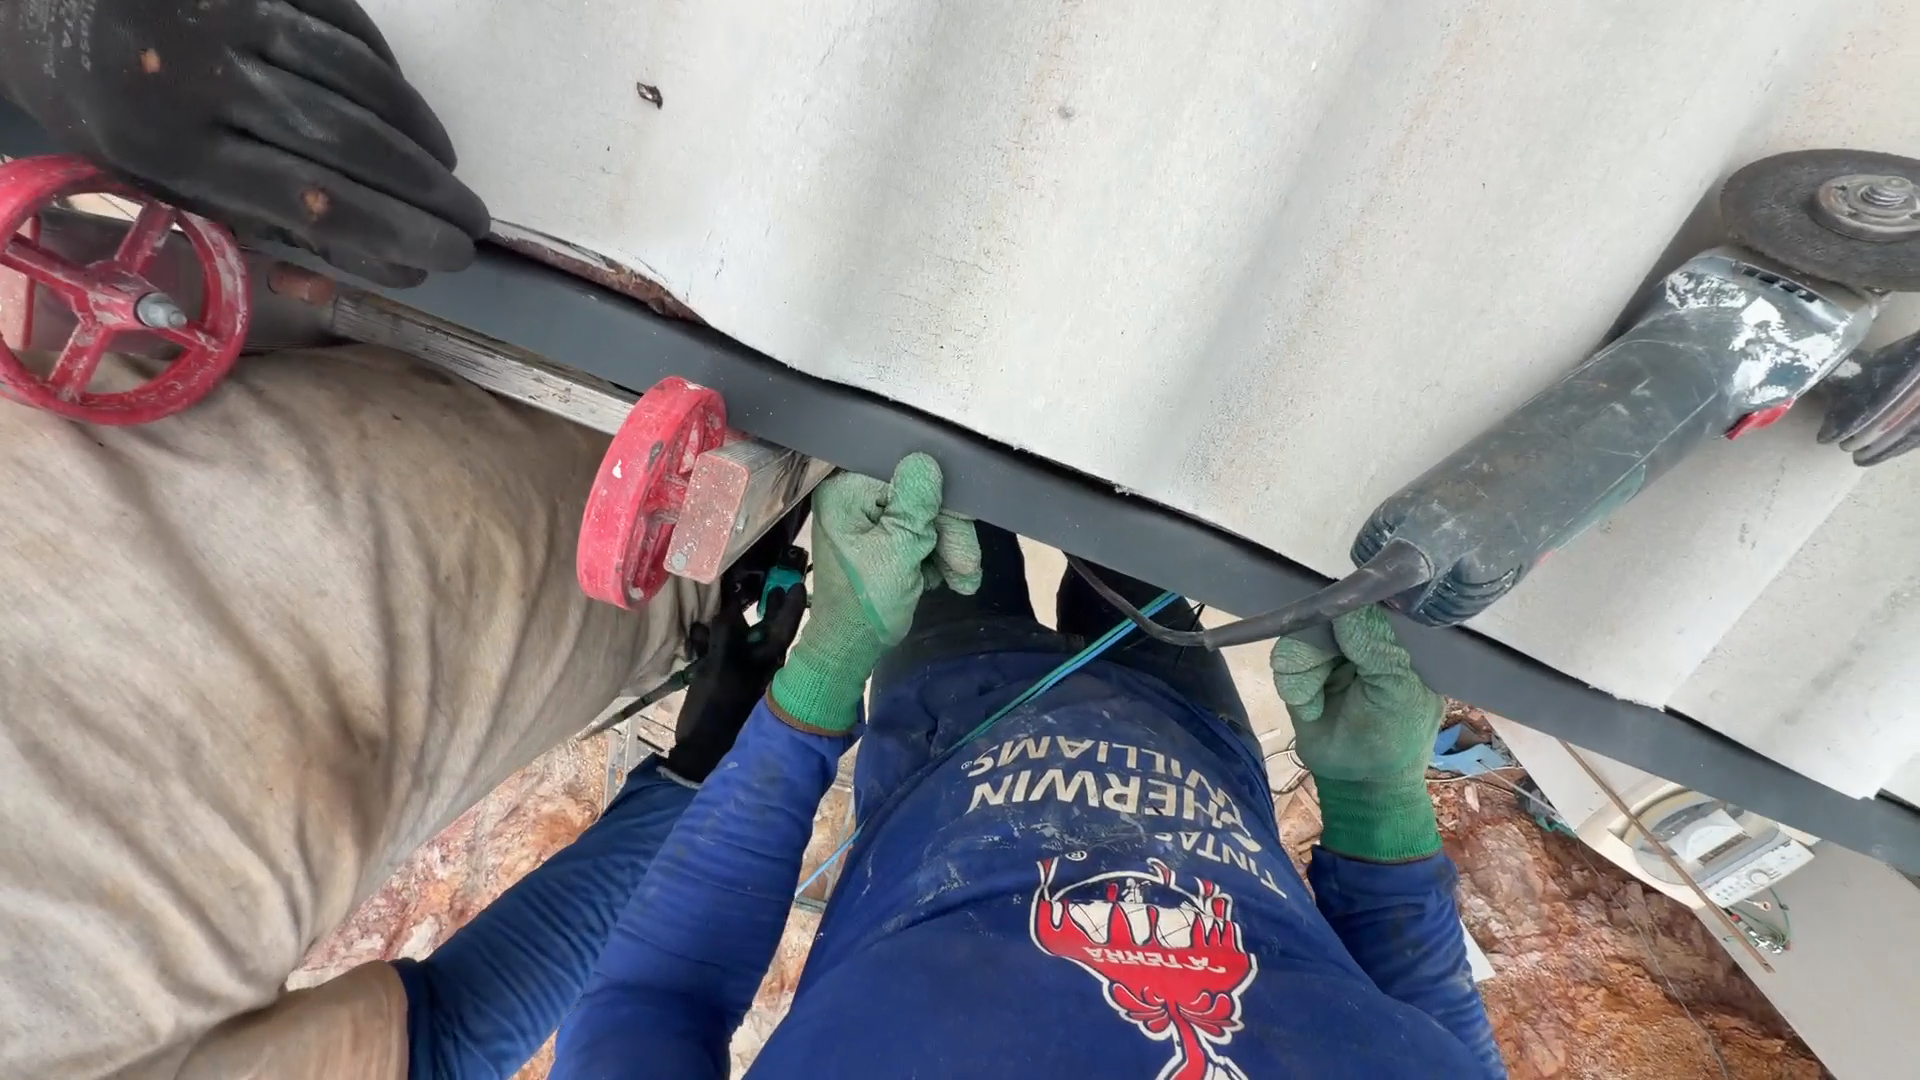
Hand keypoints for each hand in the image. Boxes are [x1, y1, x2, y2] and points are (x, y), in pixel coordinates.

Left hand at [0, 0, 488, 285]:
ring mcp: (221, 8)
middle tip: (474, 221)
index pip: (316, 204)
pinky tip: (408, 110)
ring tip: (447, 168)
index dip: (403, 237)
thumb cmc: (108, 105)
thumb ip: (271, 227)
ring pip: (362, 84)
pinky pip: (349, 27)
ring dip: (424, 137)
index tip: (456, 257)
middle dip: (431, 192)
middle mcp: (190, 74)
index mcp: (164, 147)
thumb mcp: (165, 182)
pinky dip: (393, 76)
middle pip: (351, 144)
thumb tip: (390, 268)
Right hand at [661, 584, 807, 783]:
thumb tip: (730, 608)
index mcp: (770, 663)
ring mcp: (744, 674)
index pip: (786, 628)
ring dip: (734, 623)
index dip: (791, 605)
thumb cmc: (717, 708)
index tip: (798, 584)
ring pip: (744, 639)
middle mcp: (763, 666)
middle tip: (771, 585)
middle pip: (768, 630)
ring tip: (725, 602)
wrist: (700, 749)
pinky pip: (724, 653)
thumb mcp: (721, 667)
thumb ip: (726, 635)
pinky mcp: (725, 681)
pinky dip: (713, 641)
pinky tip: (698, 633)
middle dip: (769, 608)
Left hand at [769, 452, 981, 733]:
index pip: (908, 478)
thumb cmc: (866, 604)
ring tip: (960, 581)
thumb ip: (915, 506)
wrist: (851, 649)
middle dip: (949, 535)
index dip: (942, 507)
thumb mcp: (896, 553)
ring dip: (948, 549)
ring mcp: (869, 516)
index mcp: (846, 492)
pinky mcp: (882, 534)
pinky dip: (935, 555)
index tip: (962, 542)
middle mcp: (854, 496)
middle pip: (920, 497)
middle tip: (965, 569)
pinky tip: (940, 578)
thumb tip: (927, 460)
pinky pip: (920, 532)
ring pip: (926, 516)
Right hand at [1269, 606, 1443, 861]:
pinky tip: (1310, 708)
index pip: (1373, 603)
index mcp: (1397, 642)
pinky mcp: (1299, 670)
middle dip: (1320, 643)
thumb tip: (1348, 607)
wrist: (1358, 783)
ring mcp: (1327, 654)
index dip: (1354, 600)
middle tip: (1328, 667)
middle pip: (1328, 614)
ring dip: (1305, 671)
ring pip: (1300, 636)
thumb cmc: (1394, 737)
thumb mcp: (1396, 692)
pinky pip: (1284, 660)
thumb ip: (1375, 648)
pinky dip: (1295, 686)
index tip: (1340, 606)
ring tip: (1316, 702)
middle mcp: (1360, 641)